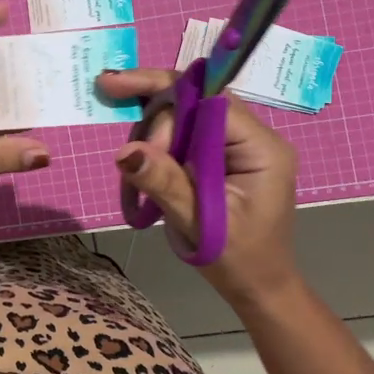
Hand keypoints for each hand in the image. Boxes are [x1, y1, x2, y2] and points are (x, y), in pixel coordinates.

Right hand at [97, 69, 302, 309]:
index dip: (161, 91)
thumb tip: (126, 151)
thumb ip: (165, 183)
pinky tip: (140, 166)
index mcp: (260, 148)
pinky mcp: (220, 155)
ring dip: (149, 138)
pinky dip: (155, 146)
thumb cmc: (237, 259)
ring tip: (133, 178)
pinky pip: (182, 134)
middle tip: (127, 163)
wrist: (258, 287)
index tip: (114, 85)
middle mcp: (251, 138)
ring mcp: (236, 146)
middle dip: (151, 123)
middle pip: (191, 102)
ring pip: (181, 116)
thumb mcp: (198, 222)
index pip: (207, 98)